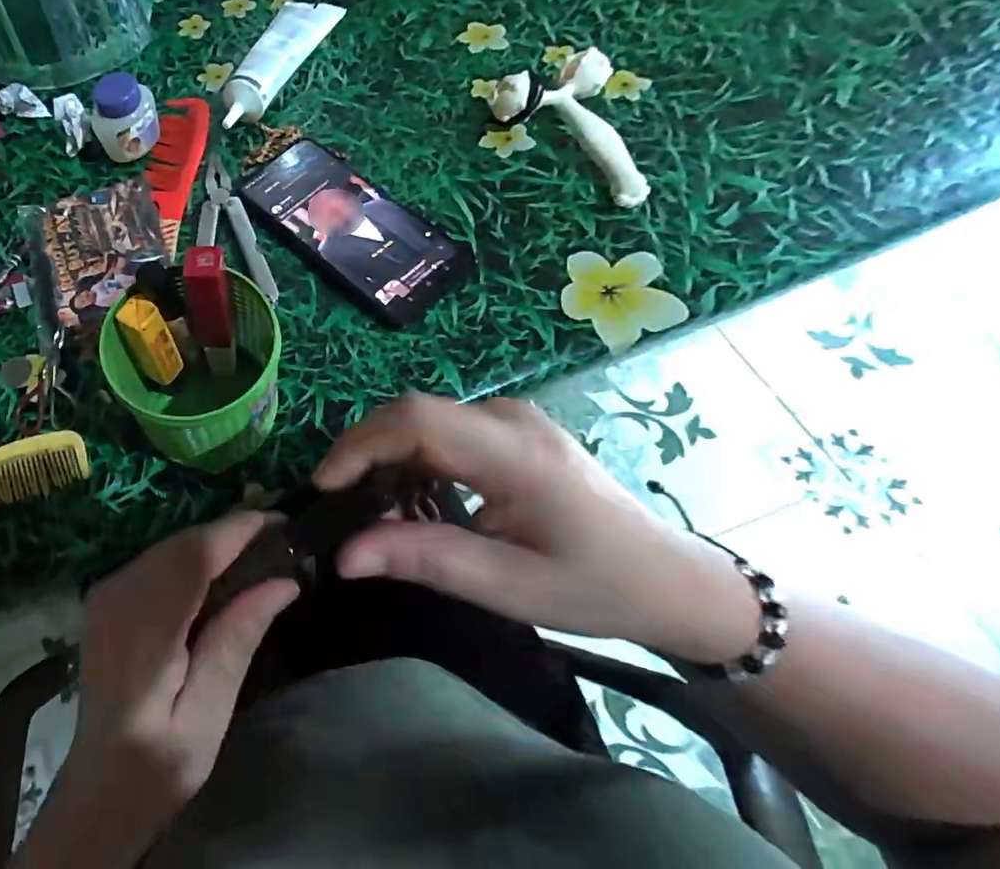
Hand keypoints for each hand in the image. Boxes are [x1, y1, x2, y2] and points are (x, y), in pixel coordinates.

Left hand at [17, 512, 297, 867]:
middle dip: (229, 532)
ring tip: (257, 551)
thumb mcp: (210, 711)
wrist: (100, 784)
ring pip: (167, 547)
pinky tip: (217, 572)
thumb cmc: (160, 761)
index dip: (237, 529)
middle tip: (279, 539)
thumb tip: (283, 582)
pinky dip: (189, 558)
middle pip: (180, 542)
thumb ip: (238, 638)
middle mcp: (117, 595)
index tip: (282, 522)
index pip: (194, 554)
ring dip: (210, 543)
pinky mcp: (105, 598)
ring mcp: (105, 593)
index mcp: (143, 626)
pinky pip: (154, 561)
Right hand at [316, 394, 759, 663]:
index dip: (359, 446)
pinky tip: (410, 497)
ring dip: (383, 455)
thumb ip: (425, 560)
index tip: (325, 490)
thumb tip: (344, 554)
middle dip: (362, 451)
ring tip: (370, 505)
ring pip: (419, 417)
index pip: (416, 420)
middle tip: (338, 503)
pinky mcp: (507, 427)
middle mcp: (508, 418)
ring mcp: (509, 417)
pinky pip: (439, 428)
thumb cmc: (597, 588)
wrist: (673, 579)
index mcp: (515, 452)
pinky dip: (408, 456)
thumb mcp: (510, 587)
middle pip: (410, 412)